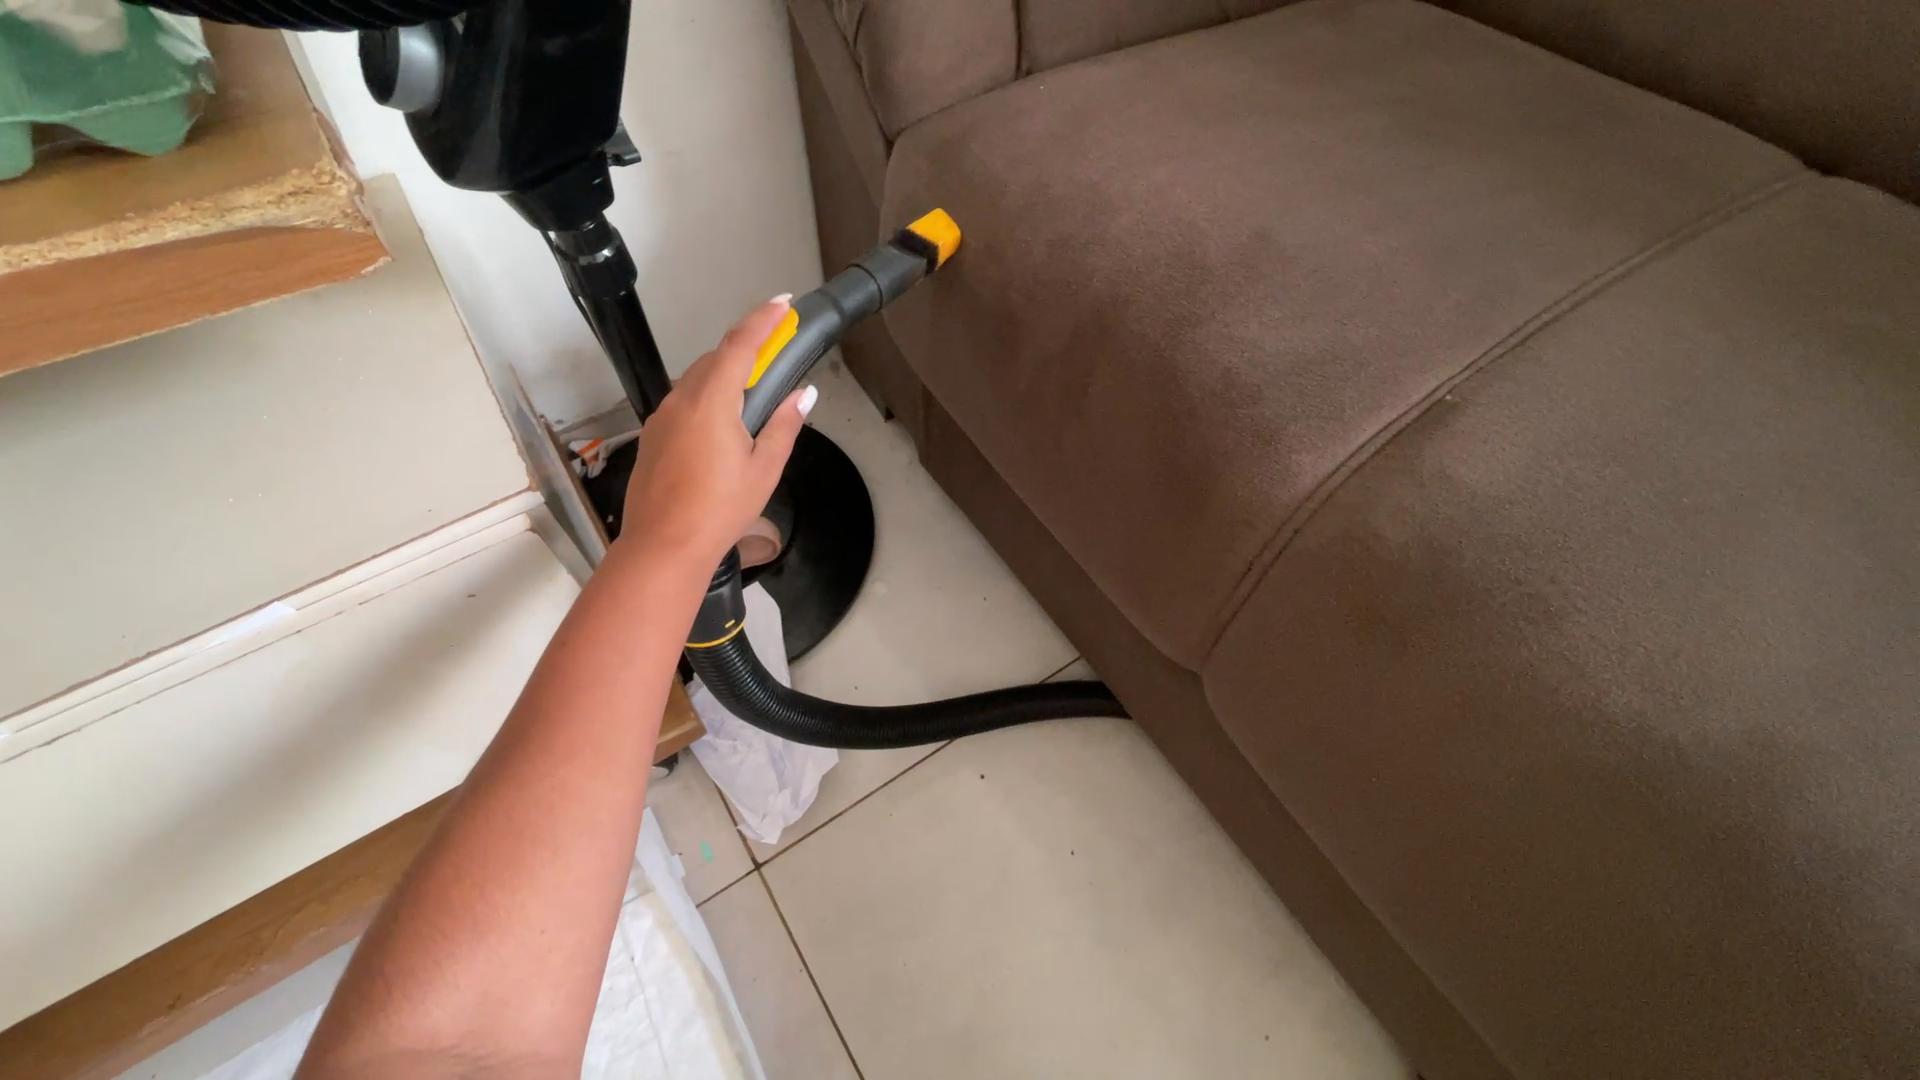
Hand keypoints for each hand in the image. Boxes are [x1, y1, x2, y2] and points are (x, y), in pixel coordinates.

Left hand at [617, 296, 814, 571]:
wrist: (663, 546)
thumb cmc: (720, 510)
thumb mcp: (764, 469)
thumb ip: (784, 425)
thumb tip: (802, 395)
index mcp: (711, 402)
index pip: (740, 345)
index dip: (763, 320)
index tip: (783, 303)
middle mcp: (681, 400)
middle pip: (714, 359)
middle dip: (745, 352)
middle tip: (774, 359)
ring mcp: (661, 418)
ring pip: (696, 381)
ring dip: (725, 379)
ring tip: (751, 404)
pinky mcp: (653, 437)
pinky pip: (684, 404)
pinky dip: (706, 401)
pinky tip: (722, 433)